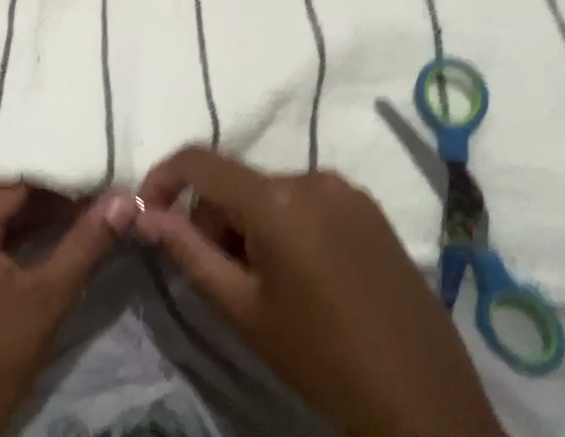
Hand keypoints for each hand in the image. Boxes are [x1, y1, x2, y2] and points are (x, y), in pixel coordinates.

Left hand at [0, 185, 137, 436]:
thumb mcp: (51, 292)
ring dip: (44, 209)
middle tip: (100, 187)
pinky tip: (66, 225)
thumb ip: (86, 242)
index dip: (60, 180)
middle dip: (53, 192)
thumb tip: (125, 199)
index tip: (101, 177)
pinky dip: (28, 226)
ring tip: (91, 202)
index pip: (17, 182)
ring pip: (5, 208)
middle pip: (8, 191)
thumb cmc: (3, 347)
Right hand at [136, 149, 504, 436]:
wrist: (422, 402)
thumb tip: (142, 213)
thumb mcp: (241, 307)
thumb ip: (186, 250)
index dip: (163, 178)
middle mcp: (313, 179)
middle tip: (215, 272)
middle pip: (236, 181)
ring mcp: (349, 192)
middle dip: (211, 217)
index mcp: (277, 201)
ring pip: (270, 192)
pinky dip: (284, 225)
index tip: (147, 213)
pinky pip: (306, 201)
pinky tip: (298, 275)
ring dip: (247, 224)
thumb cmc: (320, 358)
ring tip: (260, 282)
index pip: (199, 162)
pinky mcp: (372, 212)